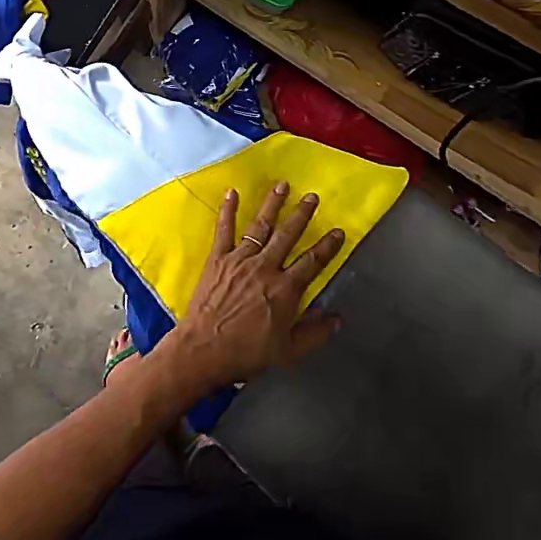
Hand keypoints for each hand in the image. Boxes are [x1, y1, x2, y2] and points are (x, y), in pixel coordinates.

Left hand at [154, 182, 344, 394]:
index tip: (338, 231)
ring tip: (283, 185)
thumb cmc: (246, 354)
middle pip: (288, 235)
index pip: (313, 261)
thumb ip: (315, 333)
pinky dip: (228, 210)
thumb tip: (337, 318)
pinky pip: (224, 230)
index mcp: (286, 289)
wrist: (202, 352)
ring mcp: (240, 260)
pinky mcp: (218, 260)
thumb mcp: (289, 351)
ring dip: (273, 204)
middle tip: (313, 197)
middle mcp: (266, 268)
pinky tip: (232, 192)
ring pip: (261, 226)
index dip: (328, 246)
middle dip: (302, 214)